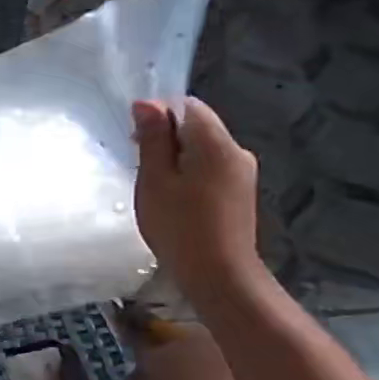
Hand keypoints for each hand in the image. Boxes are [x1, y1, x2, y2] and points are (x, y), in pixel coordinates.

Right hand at [132, 98, 265, 297]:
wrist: (220, 276)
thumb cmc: (180, 228)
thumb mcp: (155, 180)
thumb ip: (153, 139)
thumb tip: (146, 102)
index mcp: (215, 141)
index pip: (186, 105)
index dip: (157, 115)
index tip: (136, 143)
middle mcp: (236, 149)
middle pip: (196, 126)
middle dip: (166, 139)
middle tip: (142, 169)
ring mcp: (242, 172)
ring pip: (202, 149)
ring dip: (177, 160)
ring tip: (157, 190)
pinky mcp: (240, 193)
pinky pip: (211, 169)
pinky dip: (190, 176)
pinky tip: (176, 202)